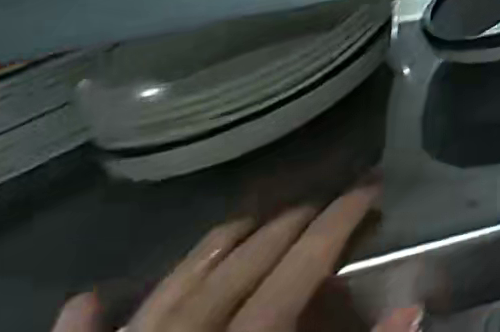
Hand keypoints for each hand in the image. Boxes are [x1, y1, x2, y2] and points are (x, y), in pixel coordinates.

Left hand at [50, 183, 418, 331]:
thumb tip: (411, 308)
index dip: (334, 227)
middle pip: (234, 273)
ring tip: (247, 222)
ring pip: (166, 297)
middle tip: (324, 201)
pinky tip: (87, 302)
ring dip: (207, 254)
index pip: (293, 274)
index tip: (369, 190)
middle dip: (284, 228)